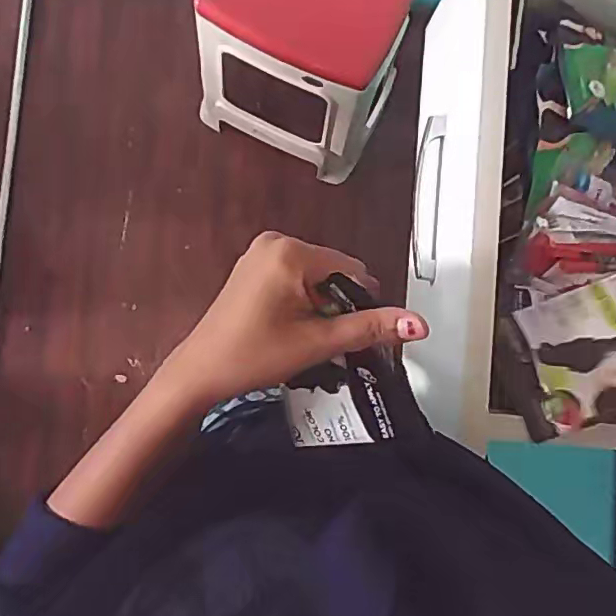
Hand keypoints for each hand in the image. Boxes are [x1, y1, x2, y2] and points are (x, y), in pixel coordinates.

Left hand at [154, 232, 428, 409]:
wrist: (200, 372)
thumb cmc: (249, 356)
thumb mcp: (318, 342)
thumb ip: (370, 328)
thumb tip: (415, 324)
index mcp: (290, 252)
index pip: (353, 269)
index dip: (359, 303)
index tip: (348, 332)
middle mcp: (275, 243)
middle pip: (335, 271)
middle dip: (337, 305)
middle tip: (320, 338)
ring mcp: (261, 253)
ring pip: (317, 276)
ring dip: (321, 305)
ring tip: (301, 335)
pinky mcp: (254, 266)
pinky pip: (297, 277)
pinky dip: (304, 300)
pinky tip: (290, 326)